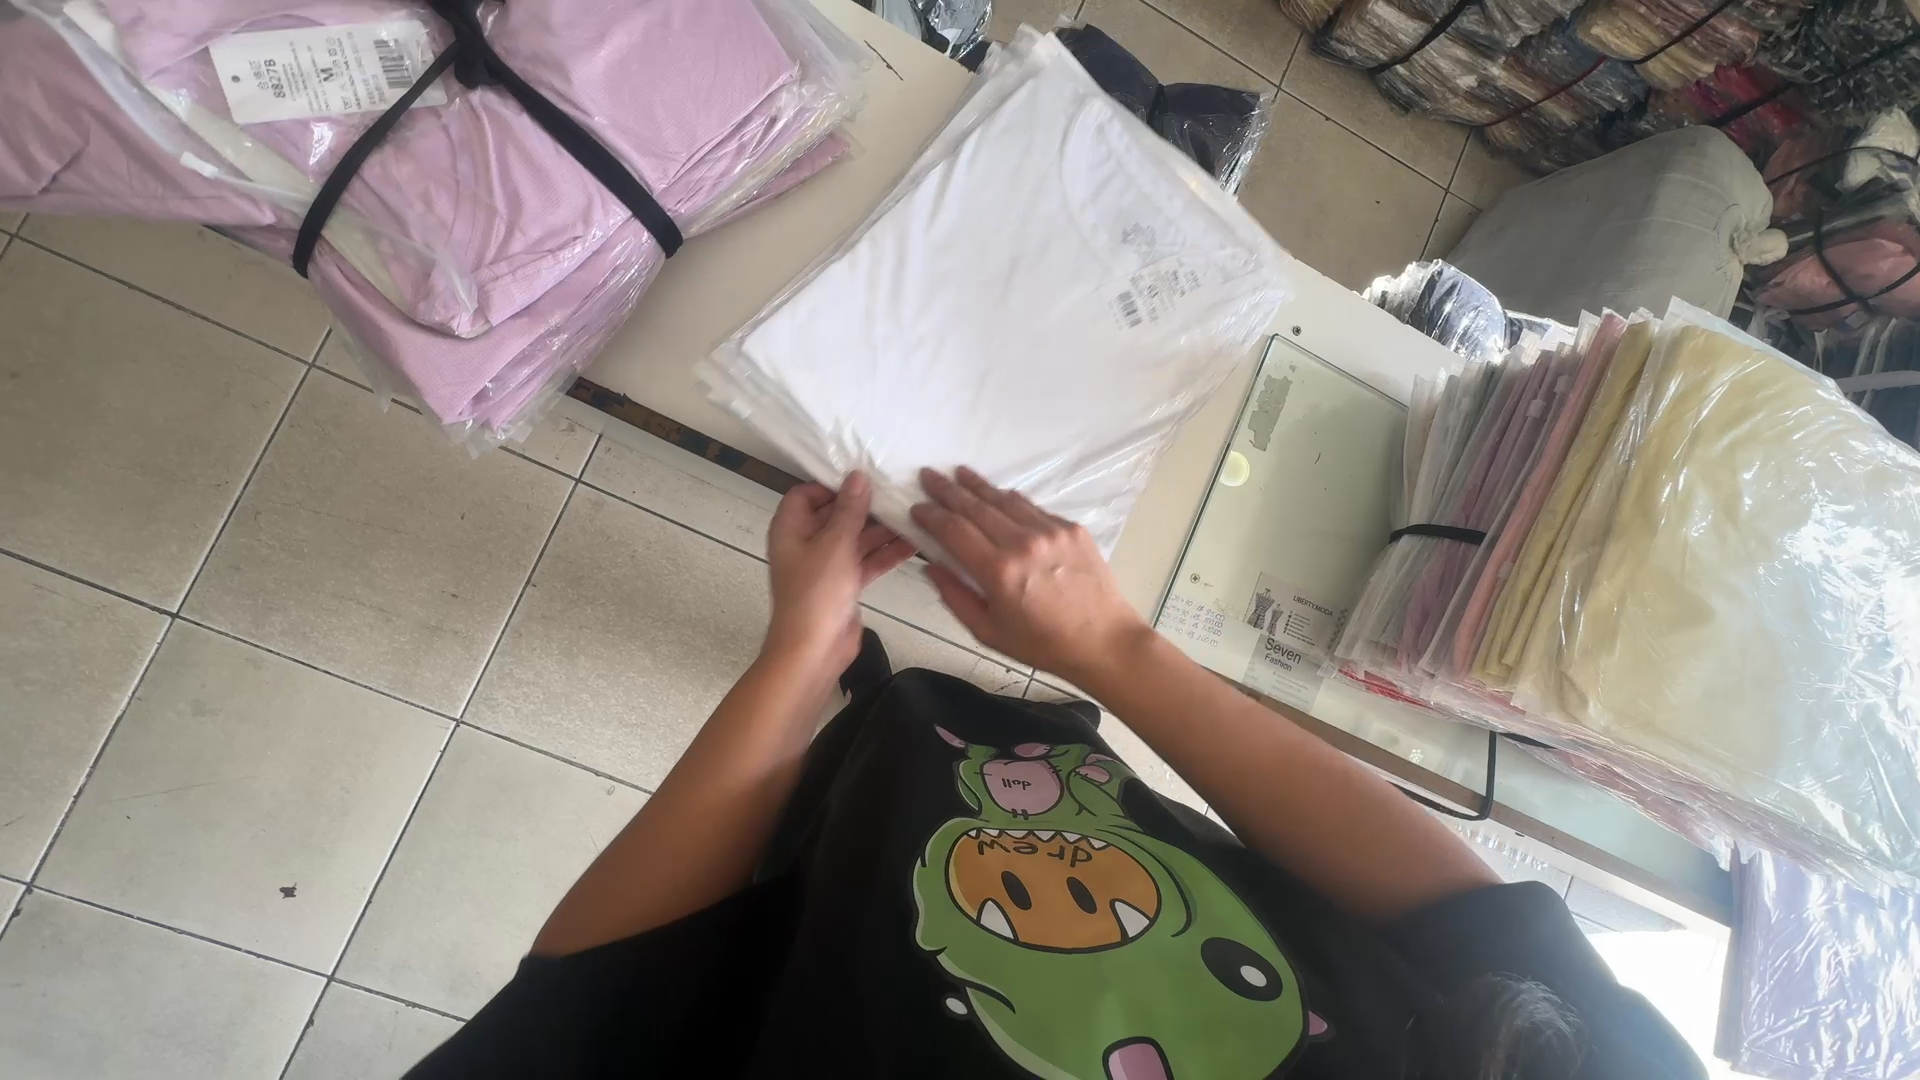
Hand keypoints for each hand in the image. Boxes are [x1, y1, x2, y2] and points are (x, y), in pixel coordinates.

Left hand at [763, 471, 915, 676]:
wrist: (814, 650)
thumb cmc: (816, 593)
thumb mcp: (835, 543)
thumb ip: (850, 509)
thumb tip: (857, 476)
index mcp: (791, 529)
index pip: (805, 494)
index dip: (831, 485)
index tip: (862, 479)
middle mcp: (807, 543)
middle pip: (836, 515)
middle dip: (865, 506)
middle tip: (897, 492)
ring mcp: (827, 565)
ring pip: (856, 539)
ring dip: (882, 530)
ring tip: (913, 515)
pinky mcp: (845, 585)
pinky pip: (867, 561)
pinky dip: (886, 554)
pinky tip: (914, 544)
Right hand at [910, 467, 1151, 685]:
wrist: (1104, 641)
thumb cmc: (1043, 644)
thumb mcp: (989, 631)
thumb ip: (955, 597)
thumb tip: (931, 566)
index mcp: (998, 571)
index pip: (954, 530)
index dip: (931, 515)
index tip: (916, 507)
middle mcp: (1023, 543)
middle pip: (976, 507)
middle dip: (948, 490)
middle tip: (929, 475)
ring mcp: (1050, 531)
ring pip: (1005, 500)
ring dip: (978, 486)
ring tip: (960, 474)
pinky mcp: (1071, 528)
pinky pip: (1032, 507)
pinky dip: (1010, 500)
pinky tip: (999, 496)